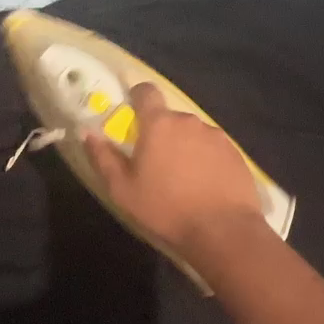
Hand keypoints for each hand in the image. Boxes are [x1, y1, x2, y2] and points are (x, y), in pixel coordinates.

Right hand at [83, 82, 263, 252]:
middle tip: (154, 162)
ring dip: (184, 147)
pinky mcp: (236, 153)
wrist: (223, 232)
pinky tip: (204, 185)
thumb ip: (103, 157)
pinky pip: (213, 149)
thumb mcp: (123, 190)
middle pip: (169, 117)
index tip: (132, 114)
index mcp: (159, 124)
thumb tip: (87, 133)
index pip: (146, 91)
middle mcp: (189, 121)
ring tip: (182, 178)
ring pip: (193, 133)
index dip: (137, 96)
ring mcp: (216, 136)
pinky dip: (206, 160)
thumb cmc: (166, 209)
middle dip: (160, 132)